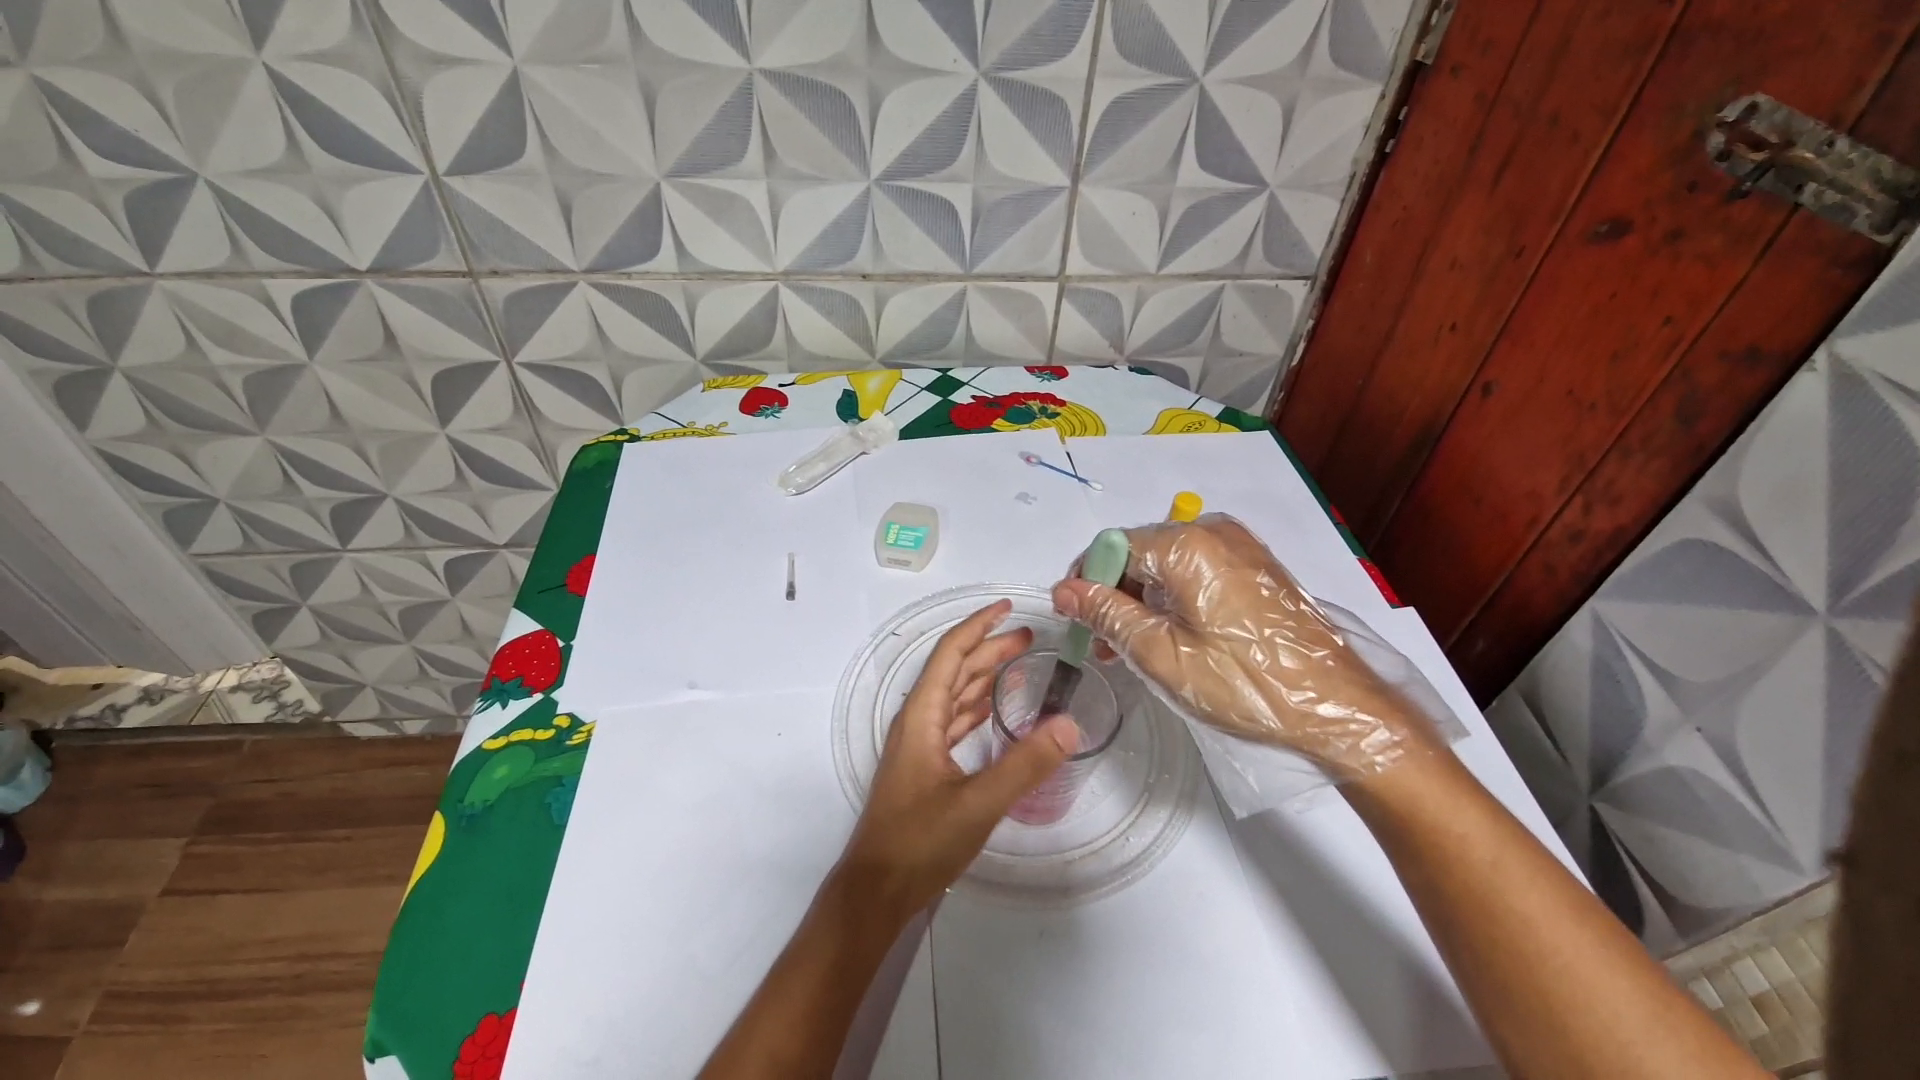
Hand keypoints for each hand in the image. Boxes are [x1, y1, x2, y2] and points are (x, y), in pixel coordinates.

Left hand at [839, 600, 1078, 915]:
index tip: (1008, 608)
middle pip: (954, 672)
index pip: (950, 655)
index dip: (977, 627)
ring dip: (984, 677)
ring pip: (954, 697)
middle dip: (989, 649)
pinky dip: (978, 709)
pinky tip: (996, 712)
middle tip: (1031, 638)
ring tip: (1022, 665)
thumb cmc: (919, 842)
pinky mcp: (925, 771)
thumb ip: (1025, 764)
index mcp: (921, 718)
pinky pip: (954, 724)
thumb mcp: (978, 803)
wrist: (876, 891)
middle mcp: (917, 724)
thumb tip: (1069, 725)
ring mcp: (919, 748)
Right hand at [1052, 515, 1434, 778]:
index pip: (1111, 546)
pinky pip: (1197, 570)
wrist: (1336, 705)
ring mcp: (1240, 547)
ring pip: (1167, 563)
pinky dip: (1174, 599)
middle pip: (1140, 551)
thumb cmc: (1244, 682)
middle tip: (1106, 647)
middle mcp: (1213, 531)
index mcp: (1187, 545)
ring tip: (1134, 650)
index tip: (1079, 625)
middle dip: (1114, 594)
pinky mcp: (1256, 566)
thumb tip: (1063, 590)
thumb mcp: (1162, 654)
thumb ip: (1108, 614)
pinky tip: (1173, 636)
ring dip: (1142, 600)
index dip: (1086, 583)